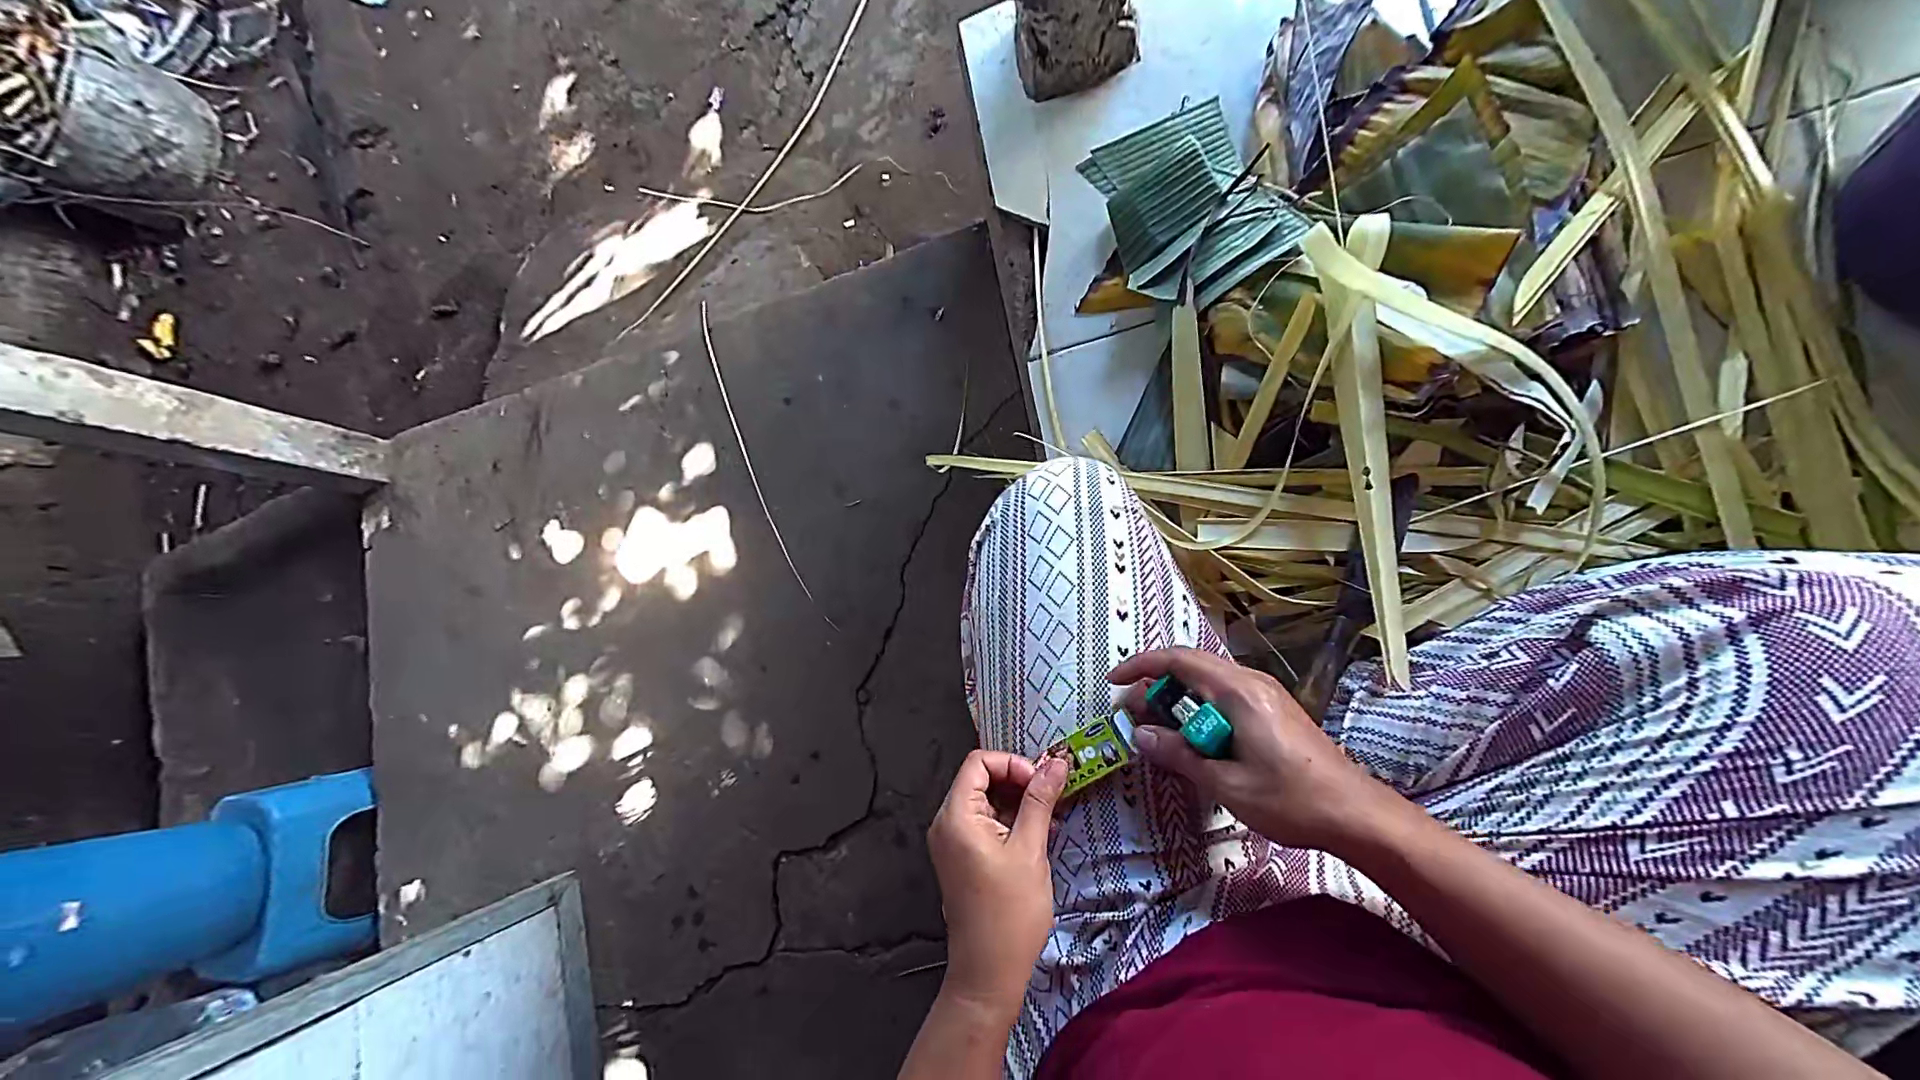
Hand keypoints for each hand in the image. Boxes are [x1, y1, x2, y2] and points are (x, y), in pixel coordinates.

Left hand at [925, 749, 1067, 1018]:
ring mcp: (952, 840)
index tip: (1042, 782)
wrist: (989, 973)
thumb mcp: (1030, 850)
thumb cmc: (1010, 912)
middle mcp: (946, 822)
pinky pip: (984, 822)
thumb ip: (1040, 800)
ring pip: (985, 800)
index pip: (978, 762)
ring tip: (1049, 819)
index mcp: (956, 815)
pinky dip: (1010, 820)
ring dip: (1018, 802)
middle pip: (980, 778)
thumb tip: (1057, 761)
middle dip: (1018, 782)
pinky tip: (1037, 834)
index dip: (1012, 764)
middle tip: (1051, 799)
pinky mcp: (961, 856)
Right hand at [1110, 647, 1415, 854]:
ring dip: (1177, 699)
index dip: (1141, 666)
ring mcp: (1265, 693)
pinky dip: (1199, 708)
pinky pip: (1224, 695)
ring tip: (1160, 730)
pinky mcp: (1272, 709)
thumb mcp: (1227, 783)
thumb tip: (1141, 735)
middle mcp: (1250, 682)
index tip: (1115, 682)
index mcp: (1238, 692)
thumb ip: (1180, 755)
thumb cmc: (1292, 800)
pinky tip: (1196, 738)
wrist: (1357, 814)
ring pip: (1207, 681)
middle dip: (1156, 686)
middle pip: (1191, 666)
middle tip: (1135, 717)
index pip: (1178, 660)